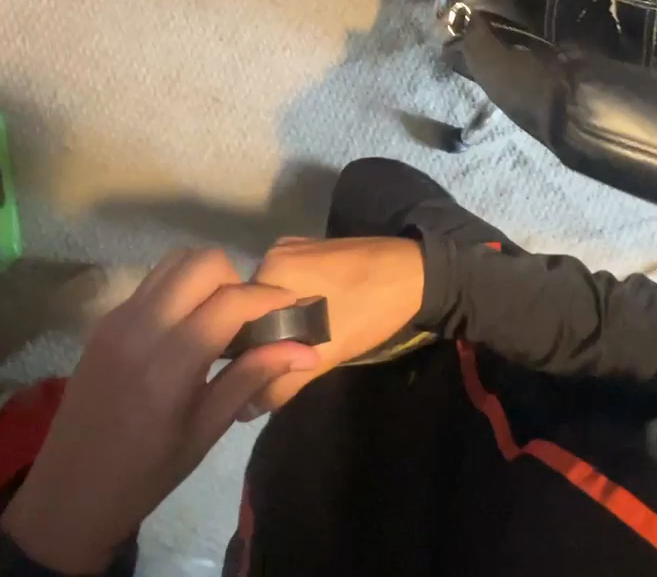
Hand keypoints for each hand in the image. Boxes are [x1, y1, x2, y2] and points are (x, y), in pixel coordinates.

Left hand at [2, 249, 319, 573]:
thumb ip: (254, 376)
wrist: (68, 496)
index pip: (232, 300)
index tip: (291, 305)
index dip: (269, 296)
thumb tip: (308, 350)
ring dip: (207, 276)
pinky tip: (186, 326)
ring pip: (175, 261)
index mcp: (171, 362)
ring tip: (218, 315)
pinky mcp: (104, 321)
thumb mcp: (207, 430)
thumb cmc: (146, 472)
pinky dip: (180, 288)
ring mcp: (118, 319)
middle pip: (203, 263)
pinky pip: (153, 282)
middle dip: (236, 279)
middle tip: (247, 316)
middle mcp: (142, 326)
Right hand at [245, 236, 424, 414]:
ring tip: (302, 346)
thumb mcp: (327, 352)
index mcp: (270, 270)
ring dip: (285, 323)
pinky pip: (291, 285)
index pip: (237, 321)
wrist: (420, 271)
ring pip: (274, 298)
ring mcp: (295, 247)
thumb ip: (282, 382)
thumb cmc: (372, 308)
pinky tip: (317, 323)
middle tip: (286, 363)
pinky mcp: (314, 250)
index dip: (246, 353)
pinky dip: (298, 307)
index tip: (258, 374)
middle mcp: (274, 251)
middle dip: (267, 339)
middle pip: (255, 309)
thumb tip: (242, 410)